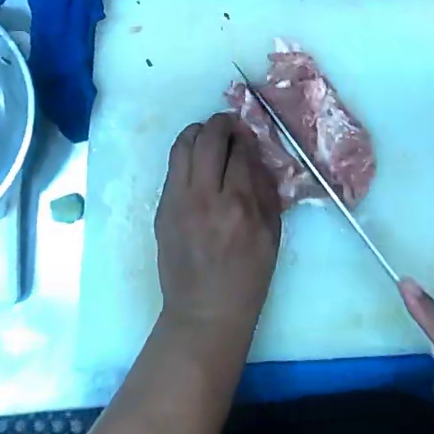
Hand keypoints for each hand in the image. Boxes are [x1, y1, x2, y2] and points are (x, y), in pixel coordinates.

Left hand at [155, 113, 282, 339]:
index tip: (248, 134)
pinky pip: (173, 168)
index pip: (241, 151)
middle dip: (222, 123)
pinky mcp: (162, 208)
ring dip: (199, 132)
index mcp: (239, 205)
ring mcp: (178, 201)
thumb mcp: (272, 234)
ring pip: (183, 145)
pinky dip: (186, 156)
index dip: (246, 136)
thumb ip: (266, 189)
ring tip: (210, 136)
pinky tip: (198, 162)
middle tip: (230, 125)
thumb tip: (255, 154)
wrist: (204, 310)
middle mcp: (205, 197)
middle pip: (209, 138)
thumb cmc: (248, 276)